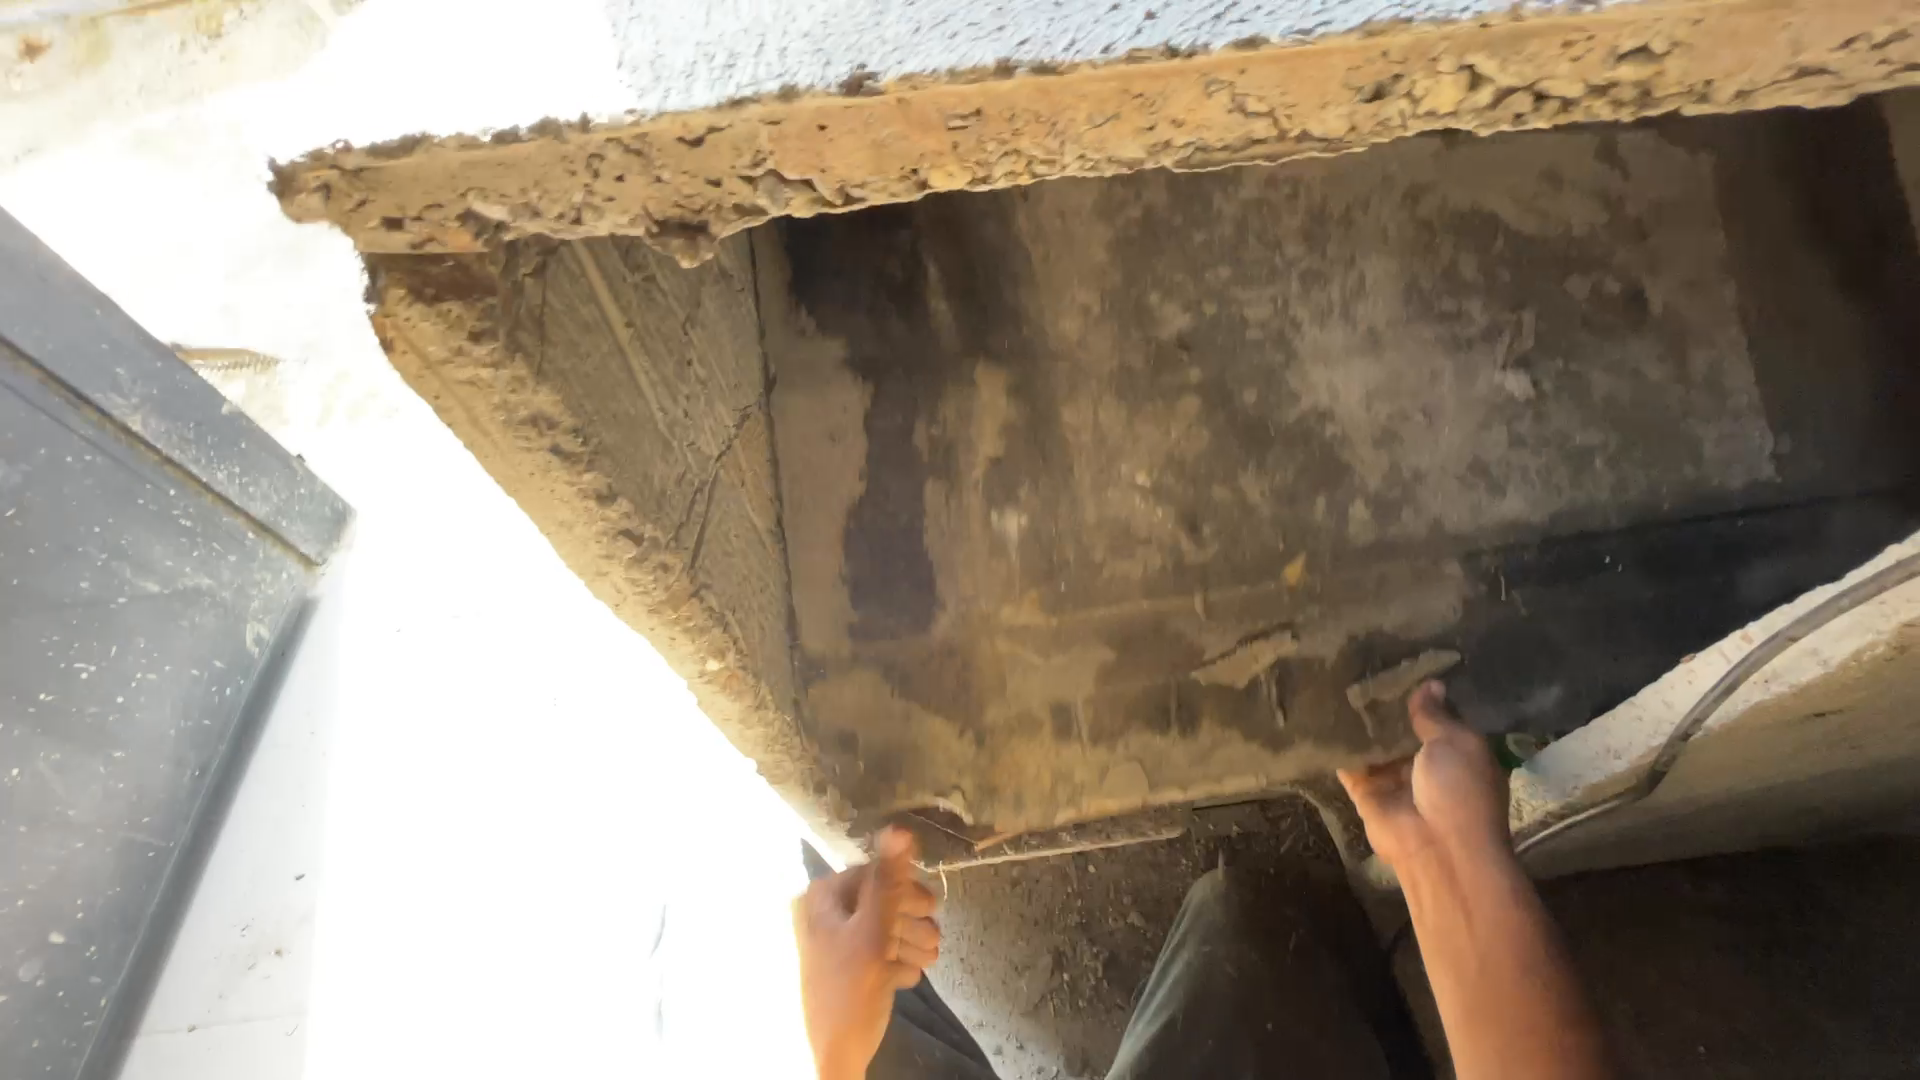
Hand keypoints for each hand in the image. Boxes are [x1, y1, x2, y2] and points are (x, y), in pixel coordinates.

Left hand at [793, 827, 940, 1079]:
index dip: (906, 890)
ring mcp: (837, 942)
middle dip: (911, 922)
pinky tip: (905, 979)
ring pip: (885, 926)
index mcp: (824, 897)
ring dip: (910, 942)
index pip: (875, 873)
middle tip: (932, 941)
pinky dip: (896, 962)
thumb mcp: (873, 934)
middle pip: (883, 901)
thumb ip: (889, 882)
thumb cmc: (848, 993)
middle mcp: (826, 912)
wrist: (831, 1062)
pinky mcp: (847, 969)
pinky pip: (879, 952)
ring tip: (927, 961)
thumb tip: (900, 828)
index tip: (931, 909)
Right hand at [1337, 680, 1510, 873]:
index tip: (1395, 664)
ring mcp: (1392, 777)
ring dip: (1357, 721)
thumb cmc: (1459, 790)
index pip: (1435, 716)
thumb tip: (1430, 684)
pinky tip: (1317, 714)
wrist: (1435, 846)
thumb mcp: (1456, 743)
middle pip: (1399, 728)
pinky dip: (1334, 744)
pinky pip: (1347, 761)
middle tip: (1357, 666)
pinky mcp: (1363, 789)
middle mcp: (1424, 763)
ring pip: (1371, 742)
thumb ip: (1434, 715)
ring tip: (1333, 681)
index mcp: (1456, 752)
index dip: (1418, 694)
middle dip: (1383, 705)